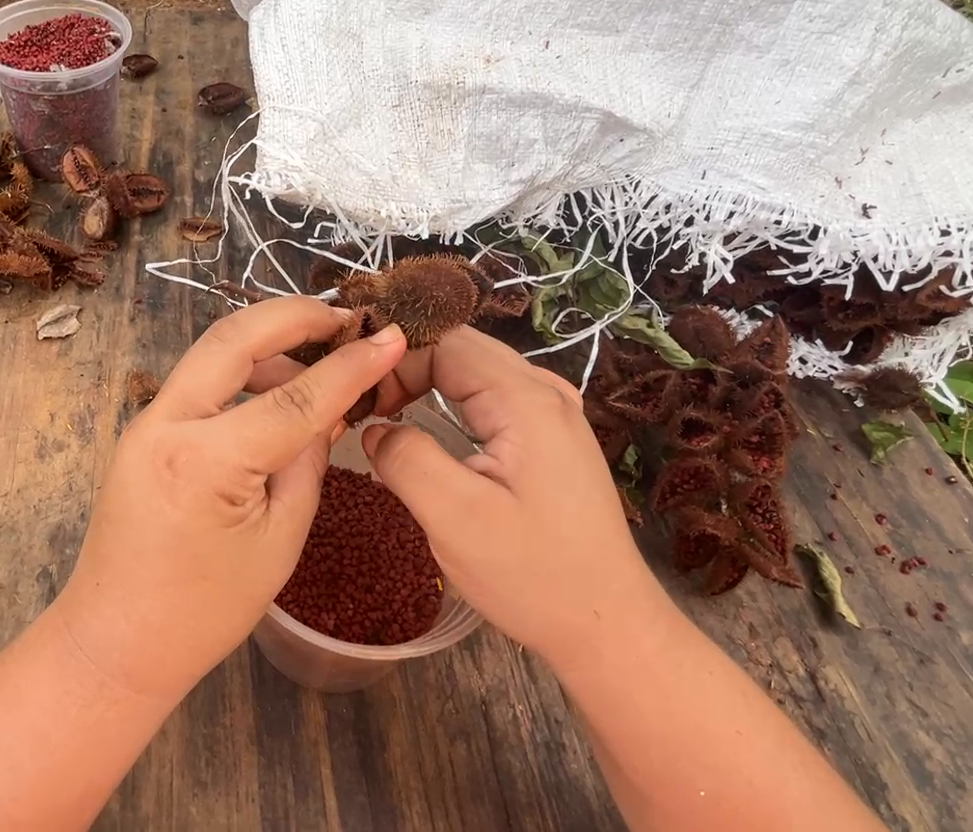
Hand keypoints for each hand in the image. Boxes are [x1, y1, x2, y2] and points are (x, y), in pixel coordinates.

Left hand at [53, 296, 407, 700]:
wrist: (117, 639)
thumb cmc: (204, 611)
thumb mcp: (278, 541)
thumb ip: (306, 463)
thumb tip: (330, 410)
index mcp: (206, 461)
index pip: (293, 397)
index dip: (349, 366)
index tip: (389, 336)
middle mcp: (166, 424)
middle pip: (233, 338)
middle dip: (292, 315)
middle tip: (343, 318)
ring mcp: (146, 422)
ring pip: (211, 352)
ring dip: (265, 343)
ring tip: (317, 359)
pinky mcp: (143, 430)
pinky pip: (197, 382)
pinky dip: (239, 371)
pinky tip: (274, 387)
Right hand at [360, 326, 671, 665]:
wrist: (609, 627)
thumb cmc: (533, 575)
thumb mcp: (455, 518)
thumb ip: (406, 459)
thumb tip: (374, 429)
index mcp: (525, 400)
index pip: (444, 344)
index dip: (395, 364)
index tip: (362, 407)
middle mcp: (546, 392)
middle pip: (460, 347)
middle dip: (406, 366)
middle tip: (367, 406)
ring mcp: (554, 413)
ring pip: (475, 369)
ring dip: (427, 380)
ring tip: (387, 410)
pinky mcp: (551, 438)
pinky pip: (491, 395)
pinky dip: (451, 399)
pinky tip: (430, 427)